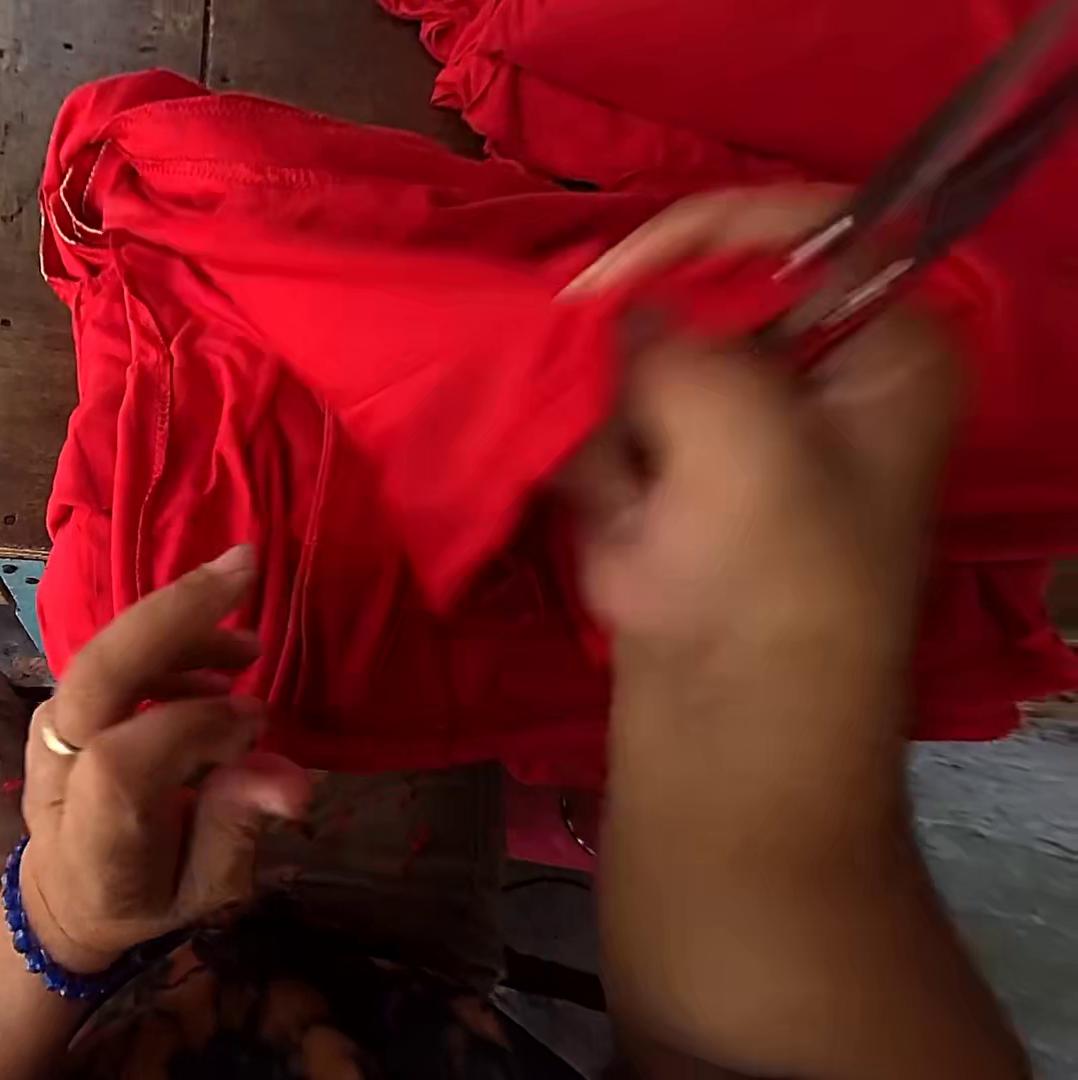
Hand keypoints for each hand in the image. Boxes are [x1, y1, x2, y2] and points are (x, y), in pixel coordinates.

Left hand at [17, 545, 311, 972]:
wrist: (64, 887)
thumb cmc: (137, 897)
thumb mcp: (198, 892)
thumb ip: (235, 832)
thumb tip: (292, 778)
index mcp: (88, 836)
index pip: (124, 762)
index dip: (196, 726)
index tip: (259, 722)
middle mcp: (56, 767)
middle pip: (98, 672)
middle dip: (173, 613)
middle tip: (244, 568)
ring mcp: (51, 726)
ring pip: (107, 650)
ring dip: (179, 625)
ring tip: (249, 643)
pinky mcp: (64, 702)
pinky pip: (113, 656)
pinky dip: (166, 643)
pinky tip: (215, 661)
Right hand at [562, 188, 999, 1077]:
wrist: (712, 679)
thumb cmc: (774, 577)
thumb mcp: (753, 460)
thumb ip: (689, 366)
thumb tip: (604, 305)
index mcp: (862, 343)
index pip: (796, 234)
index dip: (699, 239)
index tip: (602, 282)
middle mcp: (777, 363)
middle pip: (684, 296)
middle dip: (616, 324)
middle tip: (554, 353)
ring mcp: (693, 409)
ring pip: (616, 356)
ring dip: (578, 390)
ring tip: (586, 455)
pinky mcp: (628, 450)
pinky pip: (579, 410)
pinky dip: (560, 433)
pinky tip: (584, 486)